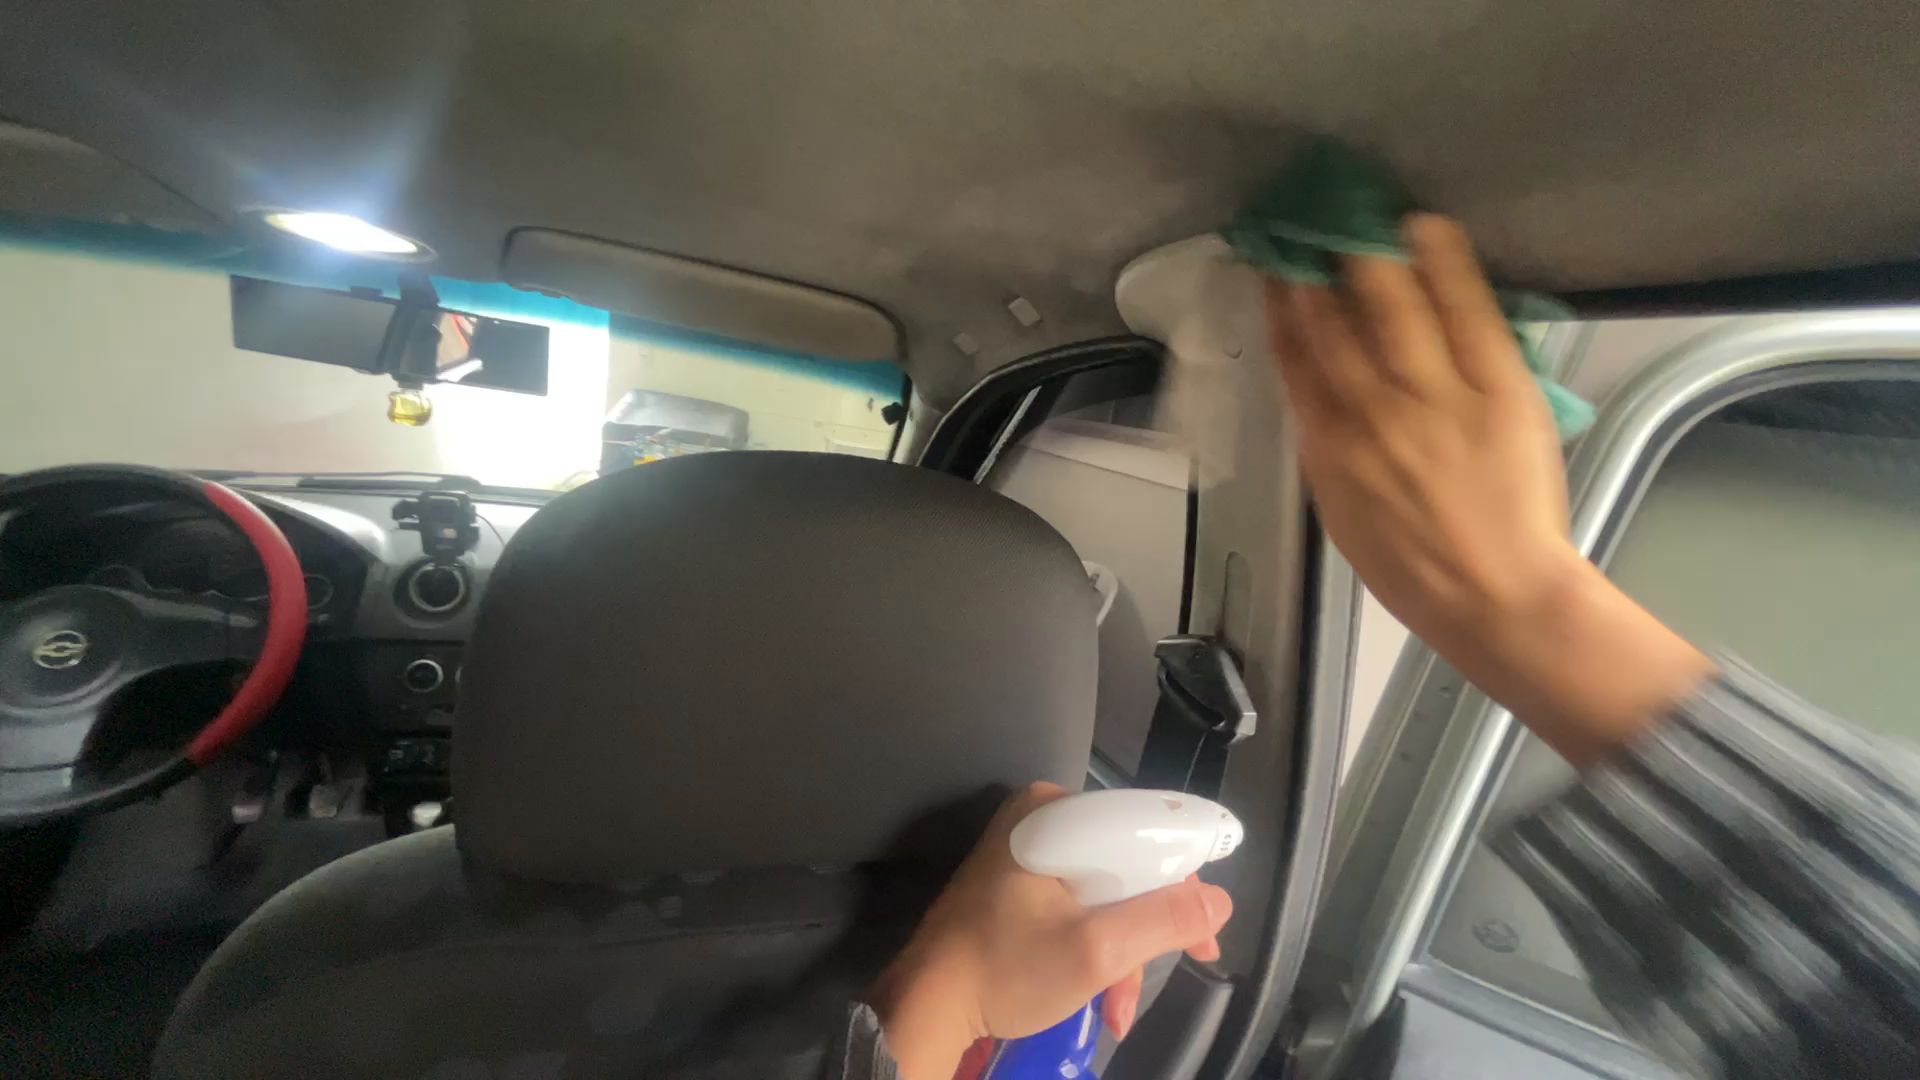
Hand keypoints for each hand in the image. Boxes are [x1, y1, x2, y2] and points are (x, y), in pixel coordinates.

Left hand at [870, 783, 1232, 1079]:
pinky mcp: (1014, 879)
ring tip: (1118, 1010)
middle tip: (1181, 968)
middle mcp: (1038, 816)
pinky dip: (1091, 943)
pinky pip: (1073, 899)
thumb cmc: (1006, 966)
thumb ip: (1161, 922)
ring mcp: (1024, 847)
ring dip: (1120, 950)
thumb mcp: (1095, 950)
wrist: (927, 1002)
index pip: (1138, 830)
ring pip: (1099, 888)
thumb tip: (1219, 901)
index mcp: (1052, 809)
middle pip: (1121, 862)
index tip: (1202, 930)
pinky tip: (1098, 994)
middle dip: (1147, 927)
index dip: (1179, 879)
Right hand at [1266, 213, 1711, 762]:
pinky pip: (1465, 314)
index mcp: (1325, 445)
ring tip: (1356, 212)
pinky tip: (1423, 229)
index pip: (1295, 360)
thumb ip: (1326, 445)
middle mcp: (1369, 411)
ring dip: (1366, 254)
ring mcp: (1433, 396)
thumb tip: (1321, 394)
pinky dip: (1442, 267)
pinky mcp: (1496, 388)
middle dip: (1314, 267)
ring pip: (1391, 308)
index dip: (1282, 308)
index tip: (1274, 270)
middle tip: (1306, 220)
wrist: (1489, 594)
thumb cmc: (1407, 562)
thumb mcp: (1339, 506)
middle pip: (1332, 324)